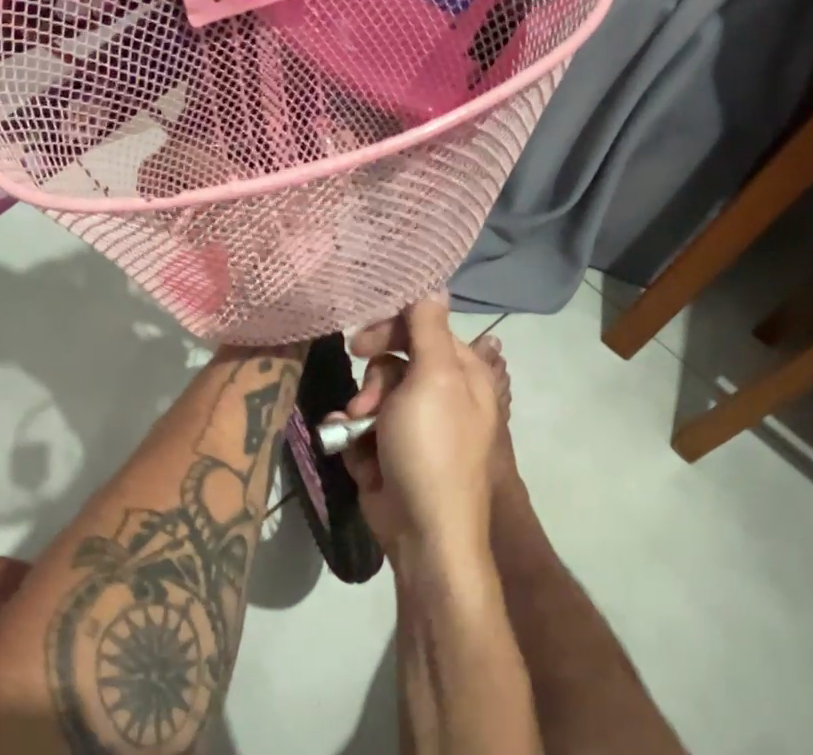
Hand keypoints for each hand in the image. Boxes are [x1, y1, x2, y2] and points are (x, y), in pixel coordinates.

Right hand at [329, 293, 509, 563]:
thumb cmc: (433, 448)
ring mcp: (414, 425)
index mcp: (462, 373)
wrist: (423, 531)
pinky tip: (349, 447)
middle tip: (364, 398)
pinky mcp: (389, 450)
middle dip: (373, 377)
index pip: (423, 327)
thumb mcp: (434, 379)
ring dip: (360, 409)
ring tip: (359, 431)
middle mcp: (441, 394)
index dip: (390, 328)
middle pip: (394, 359)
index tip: (360, 341)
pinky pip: (362, 426)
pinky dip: (352, 434)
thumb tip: (435, 281)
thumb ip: (428, 328)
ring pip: (373, 393)